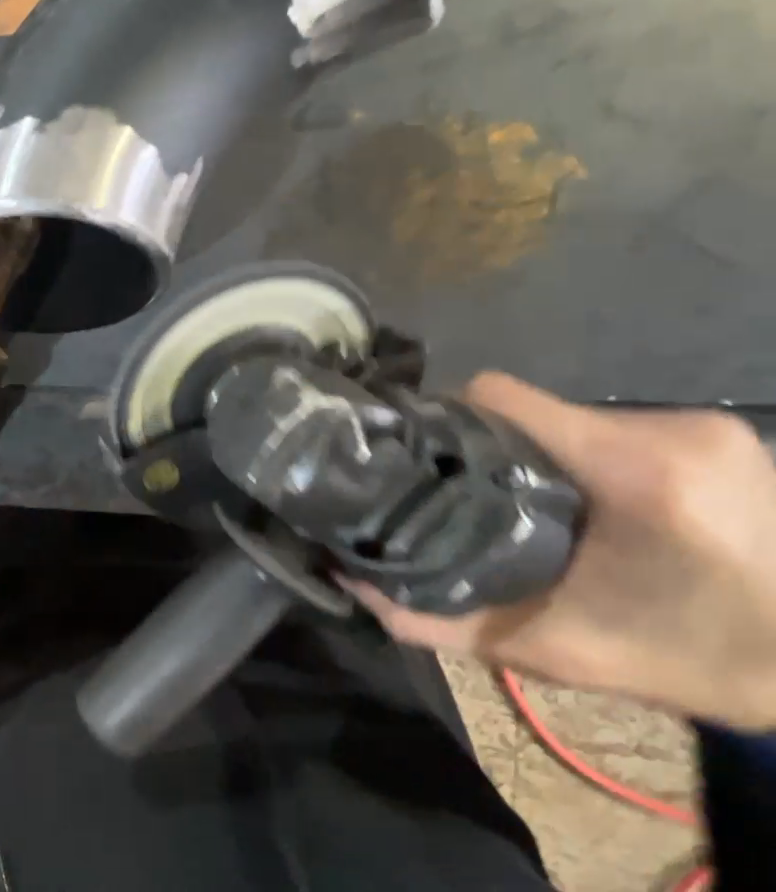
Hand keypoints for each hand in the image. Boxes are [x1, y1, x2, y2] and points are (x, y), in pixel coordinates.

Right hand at [354, 373, 775, 729]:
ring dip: (534, 454)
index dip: (442, 423)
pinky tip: (580, 501)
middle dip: (486, 448)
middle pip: (527, 410)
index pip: (495, 400)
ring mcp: (706, 428)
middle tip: (466, 496)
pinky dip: (580, 457)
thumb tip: (340, 574)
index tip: (418, 462)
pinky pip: (611, 427)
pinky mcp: (722, 434)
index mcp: (632, 473)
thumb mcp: (542, 648)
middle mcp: (673, 432)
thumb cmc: (680, 662)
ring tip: (521, 502)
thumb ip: (432, 616)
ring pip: (566, 418)